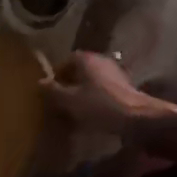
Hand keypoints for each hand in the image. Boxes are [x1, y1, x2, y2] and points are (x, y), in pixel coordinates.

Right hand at [43, 51, 161, 136]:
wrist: (135, 117)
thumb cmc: (98, 106)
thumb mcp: (69, 100)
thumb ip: (53, 90)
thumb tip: (40, 82)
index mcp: (86, 59)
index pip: (66, 61)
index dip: (56, 76)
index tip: (50, 92)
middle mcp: (101, 60)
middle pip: (79, 70)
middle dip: (69, 85)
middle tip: (60, 102)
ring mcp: (115, 72)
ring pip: (92, 81)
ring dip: (83, 93)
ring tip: (75, 111)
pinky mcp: (124, 86)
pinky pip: (103, 90)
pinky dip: (96, 99)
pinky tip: (92, 114)